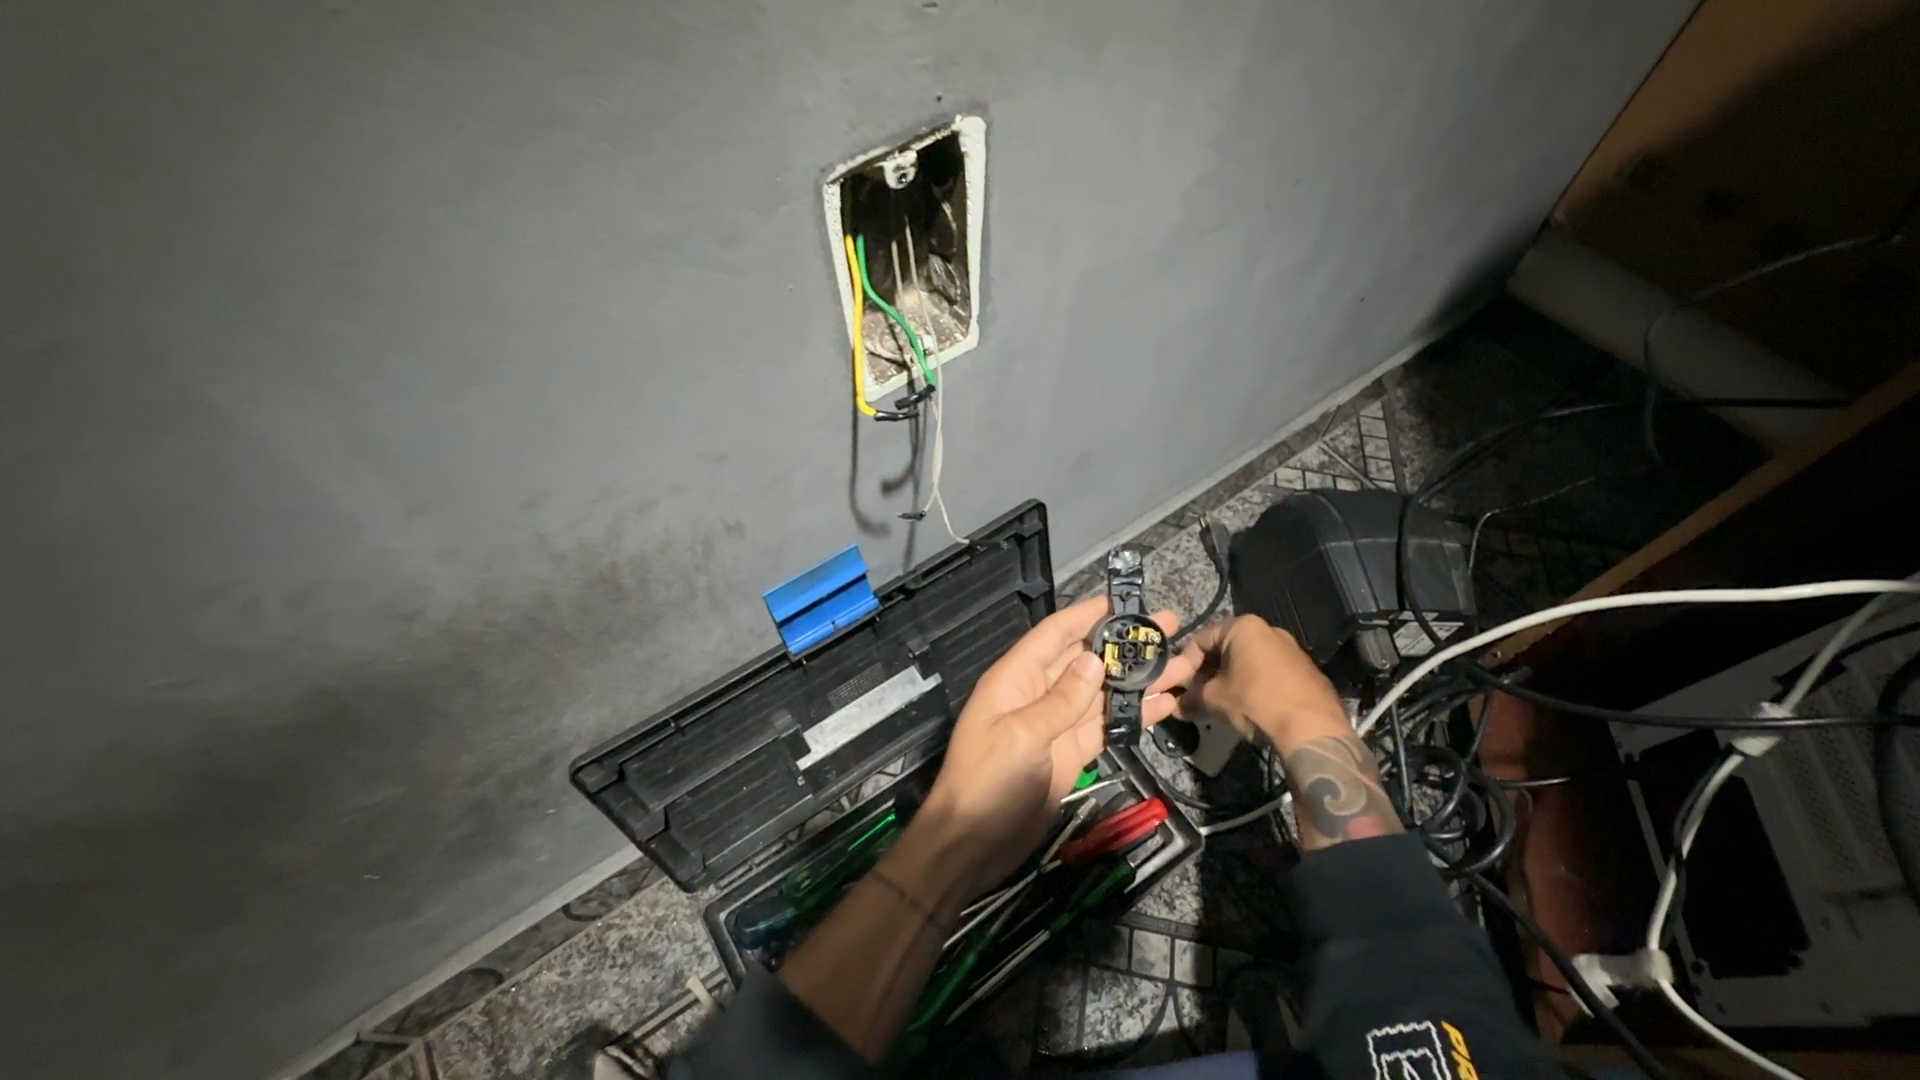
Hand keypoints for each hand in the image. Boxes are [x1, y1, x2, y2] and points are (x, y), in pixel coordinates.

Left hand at [921, 596, 1194, 891]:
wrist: (972, 843)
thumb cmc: (987, 782)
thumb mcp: (1021, 736)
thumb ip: (1061, 699)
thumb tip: (1093, 660)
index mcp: (1016, 679)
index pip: (1055, 634)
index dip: (1087, 614)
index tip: (1124, 600)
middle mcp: (1037, 694)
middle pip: (1086, 660)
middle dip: (1125, 644)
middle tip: (1170, 627)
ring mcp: (1055, 725)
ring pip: (1102, 694)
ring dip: (1138, 680)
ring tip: (1182, 665)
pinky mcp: (1069, 754)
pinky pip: (1104, 727)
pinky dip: (1132, 716)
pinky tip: (1163, 704)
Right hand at [1173, 614, 1348, 747]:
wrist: (1312, 728)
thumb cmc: (1256, 702)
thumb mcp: (1215, 699)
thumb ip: (1191, 698)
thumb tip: (1176, 706)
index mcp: (1243, 627)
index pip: (1200, 639)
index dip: (1184, 664)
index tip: (1179, 687)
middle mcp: (1268, 629)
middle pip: (1224, 648)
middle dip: (1207, 672)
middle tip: (1197, 696)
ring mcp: (1289, 648)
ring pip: (1246, 660)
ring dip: (1228, 679)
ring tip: (1220, 704)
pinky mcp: (1304, 668)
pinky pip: (1267, 671)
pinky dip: (1251, 684)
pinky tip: (1247, 706)